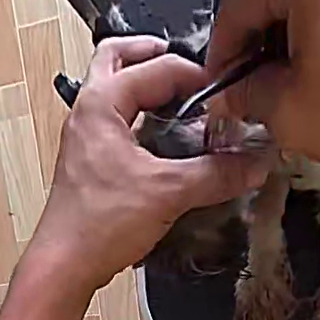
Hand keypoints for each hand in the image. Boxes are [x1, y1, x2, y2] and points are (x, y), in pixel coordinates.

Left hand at [24, 38, 271, 297]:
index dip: (193, 76)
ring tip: (177, 102)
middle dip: (151, 57)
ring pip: (115, 97)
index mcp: (102, 104)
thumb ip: (214, 175)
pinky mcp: (93, 169)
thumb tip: (251, 164)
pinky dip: (140, 126)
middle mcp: (89, 115)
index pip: (155, 69)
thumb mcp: (167, 193)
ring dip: (144, 91)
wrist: (68, 263)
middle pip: (117, 61)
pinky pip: (117, 132)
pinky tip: (161, 147)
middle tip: (183, 67)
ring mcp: (88, 143)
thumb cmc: (99, 223)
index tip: (222, 93)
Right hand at [206, 0, 319, 170]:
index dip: (225, 54)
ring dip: (299, 44)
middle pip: (279, 0)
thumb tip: (238, 94)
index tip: (224, 86)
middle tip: (260, 95)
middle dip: (263, 50)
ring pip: (316, 5)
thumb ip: (251, 98)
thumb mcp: (293, 114)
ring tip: (302, 93)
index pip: (238, 6)